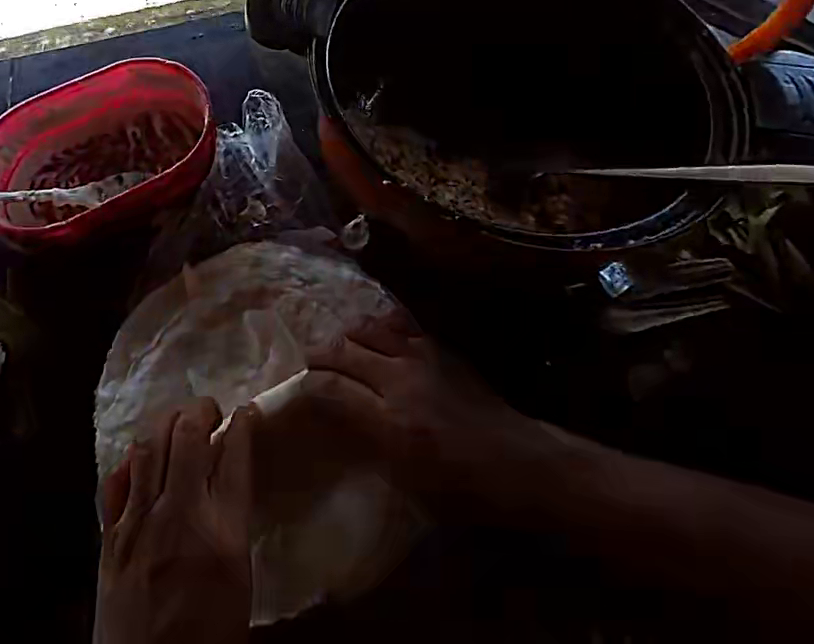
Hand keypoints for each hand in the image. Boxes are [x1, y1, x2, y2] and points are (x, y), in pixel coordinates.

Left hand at [98, 397, 254, 643]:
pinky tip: (142, 453)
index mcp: (222, 537)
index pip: (235, 459)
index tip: (246, 411)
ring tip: (178, 418)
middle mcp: (179, 518)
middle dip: (200, 410)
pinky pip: (118, 479)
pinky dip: (132, 458)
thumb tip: (228, 477)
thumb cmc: (207, 640)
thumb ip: (233, 526)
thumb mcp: (238, 584)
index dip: (243, 426)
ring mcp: (138, 522)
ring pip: (150, 446)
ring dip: (166, 421)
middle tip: (210, 410)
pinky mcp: (110, 535)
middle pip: (188, 436)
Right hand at [296, 307, 560, 523]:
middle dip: (316, 356)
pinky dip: (376, 330)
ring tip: (336, 349)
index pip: (331, 388)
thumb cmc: (463, 486)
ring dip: (344, 338)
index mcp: (392, 422)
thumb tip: (332, 418)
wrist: (521, 462)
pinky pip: (395, 327)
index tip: (292, 388)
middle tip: (305, 365)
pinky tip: (371, 339)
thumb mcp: (408, 480)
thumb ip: (366, 442)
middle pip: (342, 351)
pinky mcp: (437, 348)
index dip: (305, 385)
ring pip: (365, 329)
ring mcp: (421, 359)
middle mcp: (401, 382)